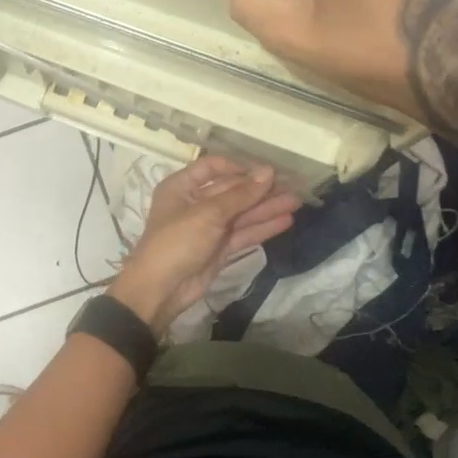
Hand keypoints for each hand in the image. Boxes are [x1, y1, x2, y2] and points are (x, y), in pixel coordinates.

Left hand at [106, 157, 299, 334]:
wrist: (161, 289)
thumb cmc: (177, 241)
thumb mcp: (208, 214)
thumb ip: (240, 194)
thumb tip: (269, 171)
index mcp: (181, 186)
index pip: (212, 167)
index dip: (238, 167)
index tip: (265, 170)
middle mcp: (194, 202)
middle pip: (231, 191)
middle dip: (260, 189)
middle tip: (292, 185)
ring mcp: (208, 227)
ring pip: (241, 213)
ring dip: (266, 208)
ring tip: (296, 201)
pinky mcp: (219, 248)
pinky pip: (243, 233)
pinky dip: (262, 227)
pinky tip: (286, 220)